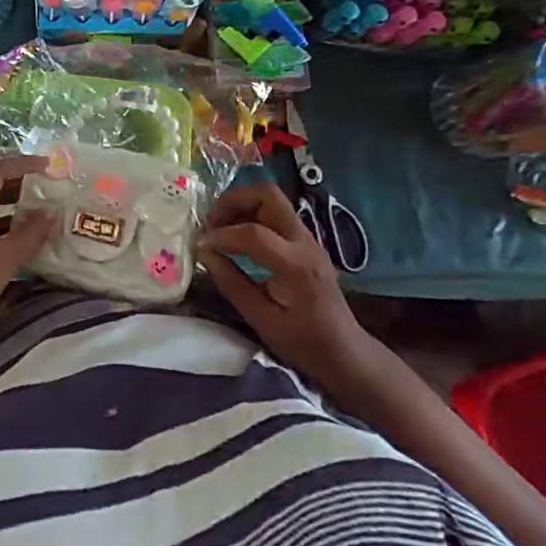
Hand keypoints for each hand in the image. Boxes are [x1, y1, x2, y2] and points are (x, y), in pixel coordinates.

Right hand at [197, 182, 380, 387]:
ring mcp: (307, 238)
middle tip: (212, 223)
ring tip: (220, 229)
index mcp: (296, 266)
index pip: (253, 233)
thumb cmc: (303, 342)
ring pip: (271, 199)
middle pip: (268, 195)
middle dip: (233, 201)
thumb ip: (231, 283)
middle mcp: (304, 242)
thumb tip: (204, 253)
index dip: (221, 235)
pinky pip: (275, 214)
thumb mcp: (261, 319)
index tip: (201, 246)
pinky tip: (236, 238)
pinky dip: (250, 215)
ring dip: (241, 206)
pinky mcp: (304, 241)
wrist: (344, 350)